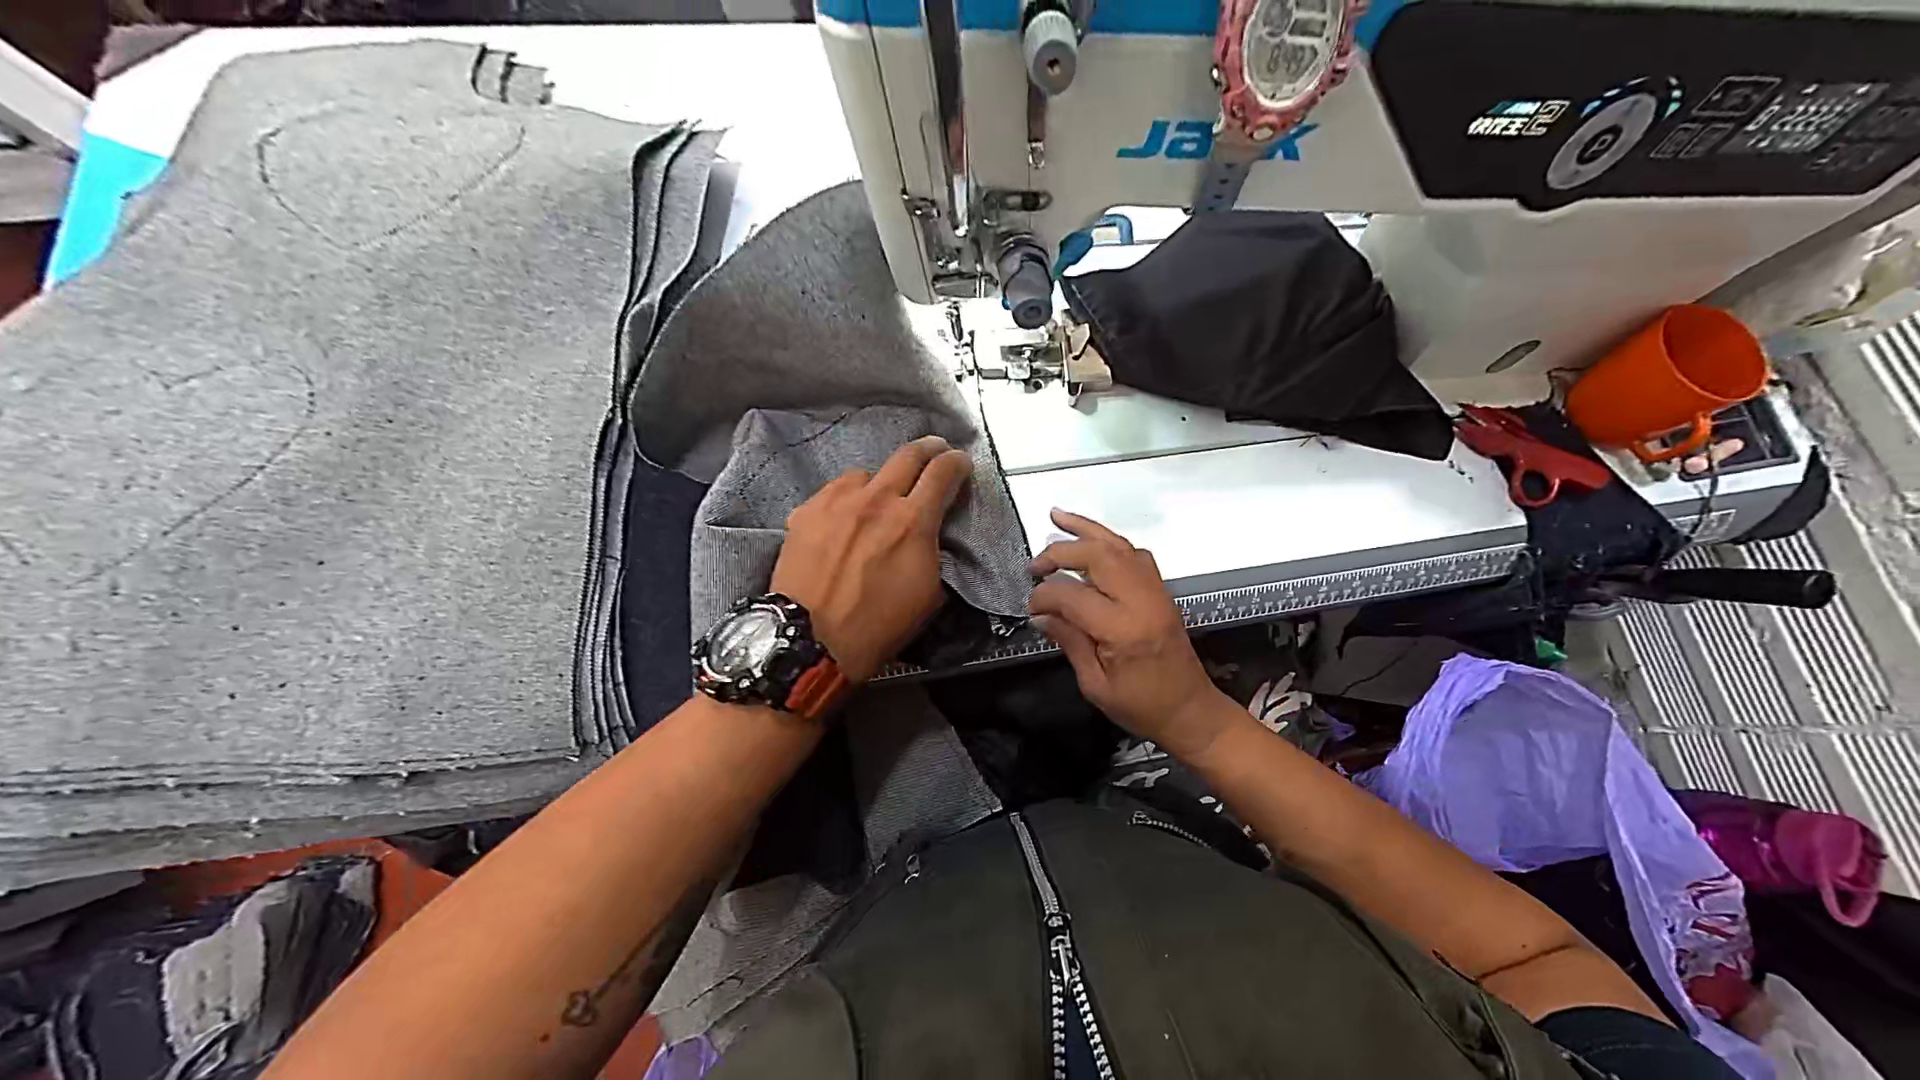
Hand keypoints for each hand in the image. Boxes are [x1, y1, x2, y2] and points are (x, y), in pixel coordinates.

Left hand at [770, 436, 971, 683]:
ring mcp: (837, 501)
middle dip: (929, 449)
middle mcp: (876, 500)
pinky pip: (834, 491)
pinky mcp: (807, 511)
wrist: (810, 639)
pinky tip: (845, 515)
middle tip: (935, 450)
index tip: (960, 462)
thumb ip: (934, 551)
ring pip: (867, 473)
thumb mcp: (929, 594)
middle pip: (908, 455)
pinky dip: (848, 498)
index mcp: (913, 521)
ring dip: (881, 480)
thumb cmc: (877, 626)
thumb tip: (932, 533)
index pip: (944, 472)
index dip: (957, 462)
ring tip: (880, 496)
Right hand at [1028, 509, 1235, 758]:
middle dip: (1061, 552)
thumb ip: (1069, 642)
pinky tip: (1091, 540)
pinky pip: (1134, 554)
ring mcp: (1155, 591)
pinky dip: (1110, 541)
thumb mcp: (1095, 684)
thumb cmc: (1141, 707)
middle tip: (1035, 564)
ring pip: (1118, 546)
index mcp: (1123, 630)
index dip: (1044, 596)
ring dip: (1086, 530)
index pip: (1072, 595)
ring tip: (1057, 517)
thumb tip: (1041, 615)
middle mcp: (1141, 601)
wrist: (1191, 711)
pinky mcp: (1161, 590)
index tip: (1031, 606)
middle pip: (1097, 556)